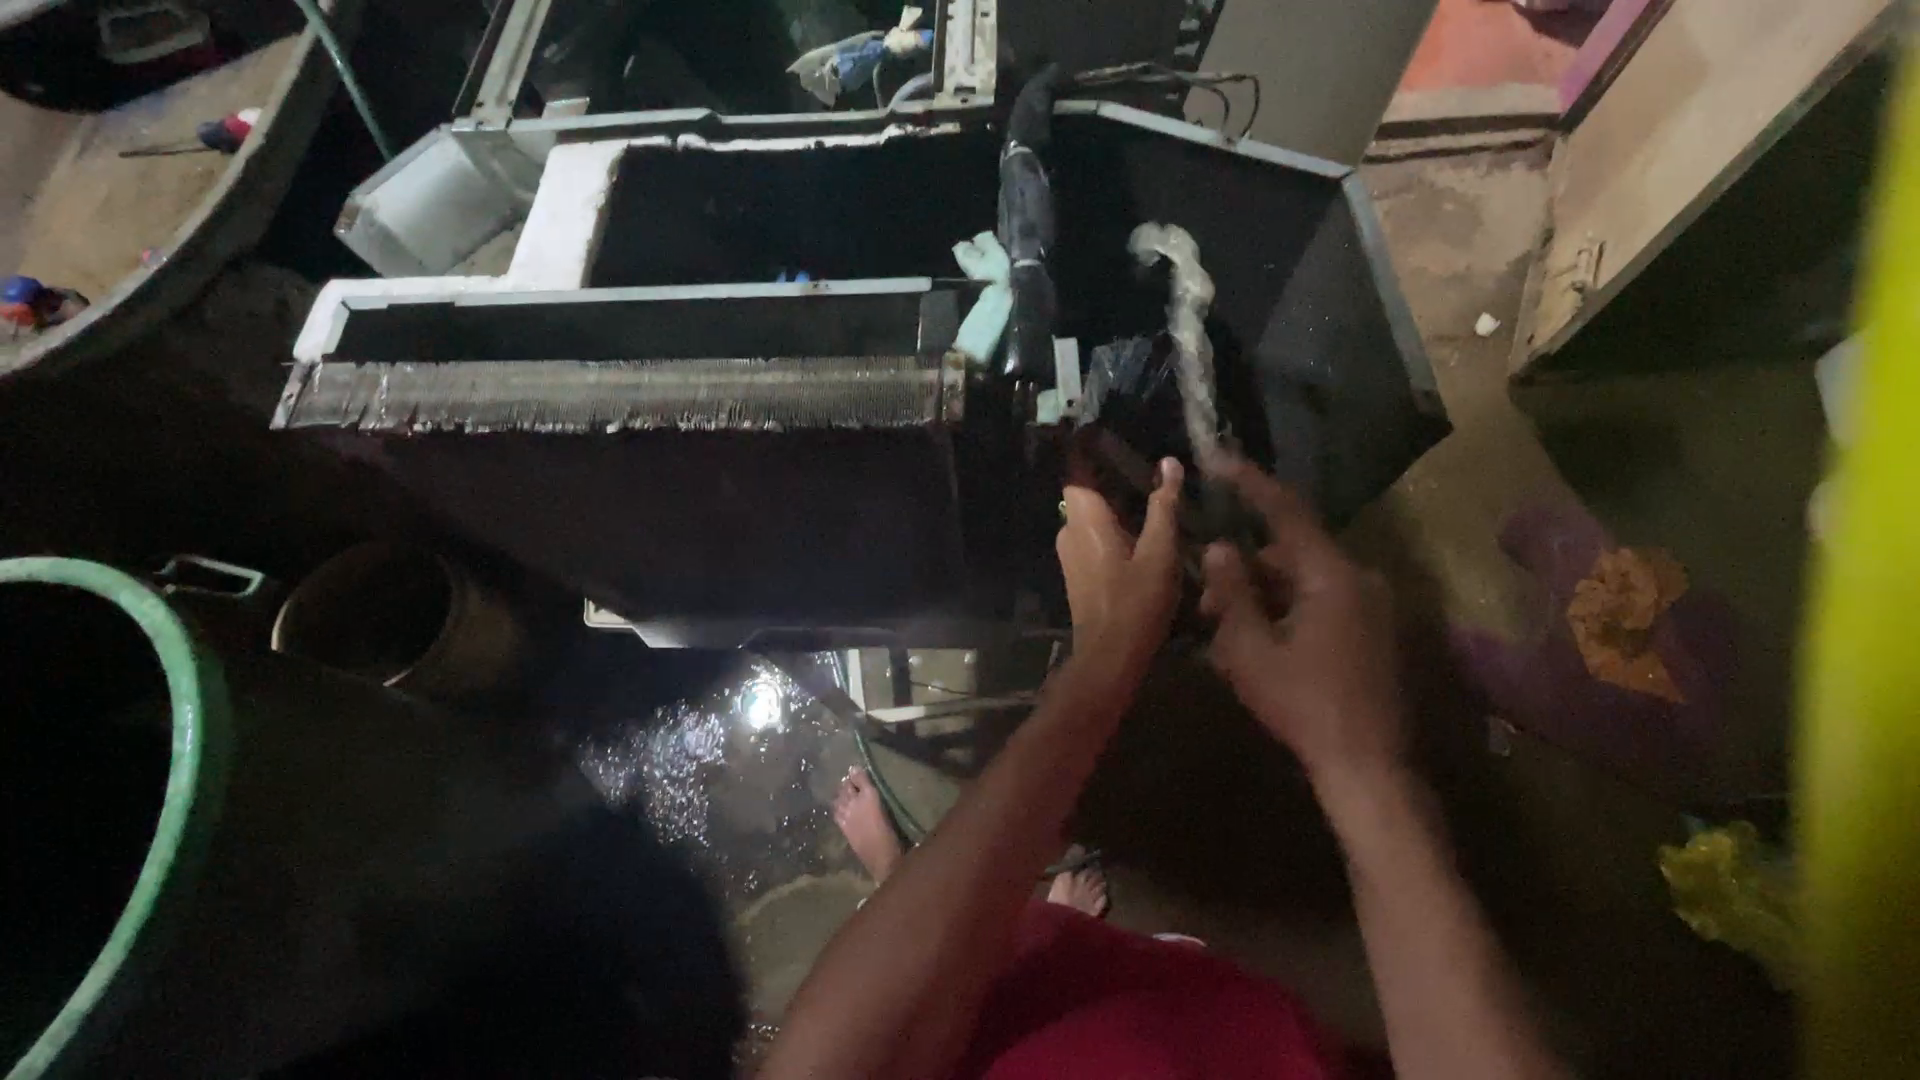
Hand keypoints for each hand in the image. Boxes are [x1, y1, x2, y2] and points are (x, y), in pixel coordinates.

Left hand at [1057, 457, 1183, 676]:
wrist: (1109, 655)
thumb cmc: (1136, 602)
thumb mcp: (1160, 552)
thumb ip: (1163, 507)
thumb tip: (1169, 464)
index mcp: (1085, 519)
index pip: (1075, 470)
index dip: (1086, 449)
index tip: (1106, 432)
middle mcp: (1069, 529)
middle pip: (1083, 491)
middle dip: (1108, 476)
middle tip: (1141, 462)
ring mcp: (1069, 552)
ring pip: (1088, 515)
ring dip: (1112, 503)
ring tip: (1147, 491)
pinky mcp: (1076, 570)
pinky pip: (1090, 535)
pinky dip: (1110, 525)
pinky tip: (1138, 529)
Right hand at [1199, 458, 1403, 788]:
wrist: (1368, 765)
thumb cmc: (1303, 704)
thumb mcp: (1250, 649)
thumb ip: (1232, 593)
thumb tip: (1218, 549)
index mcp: (1331, 575)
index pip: (1286, 511)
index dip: (1249, 483)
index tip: (1218, 459)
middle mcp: (1358, 578)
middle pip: (1291, 551)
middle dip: (1245, 564)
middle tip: (1205, 594)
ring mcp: (1371, 606)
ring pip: (1304, 579)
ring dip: (1263, 592)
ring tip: (1225, 628)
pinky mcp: (1373, 631)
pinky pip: (1321, 601)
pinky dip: (1286, 609)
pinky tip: (1258, 640)